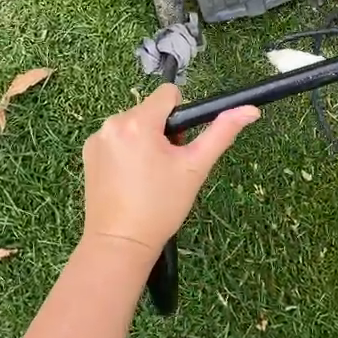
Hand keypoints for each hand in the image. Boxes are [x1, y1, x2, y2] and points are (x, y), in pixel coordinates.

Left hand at [81, 83, 259, 252]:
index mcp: (139, 122)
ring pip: (133, 124)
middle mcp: (114, 122)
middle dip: (162, 131)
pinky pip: (115, 138)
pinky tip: (128, 179)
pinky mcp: (88, 152)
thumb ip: (222, 133)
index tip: (178, 145)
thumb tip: (250, 110)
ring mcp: (97, 137)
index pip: (168, 93)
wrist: (120, 244)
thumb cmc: (161, 207)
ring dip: (143, 140)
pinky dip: (125, 150)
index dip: (179, 117)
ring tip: (147, 176)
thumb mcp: (195, 168)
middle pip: (150, 110)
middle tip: (165, 167)